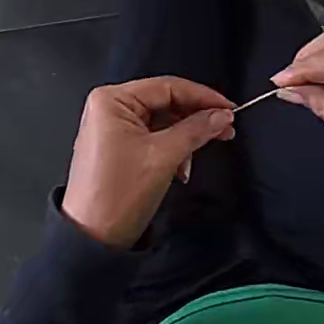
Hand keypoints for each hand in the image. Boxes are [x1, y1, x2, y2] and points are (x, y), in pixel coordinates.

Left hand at [60, 77, 236, 248]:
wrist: (93, 237)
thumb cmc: (120, 193)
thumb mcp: (163, 157)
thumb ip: (195, 130)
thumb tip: (222, 115)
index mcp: (111, 99)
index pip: (165, 86)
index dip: (201, 96)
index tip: (230, 108)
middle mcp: (108, 106)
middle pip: (163, 102)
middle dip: (195, 118)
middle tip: (226, 129)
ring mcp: (110, 126)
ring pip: (160, 120)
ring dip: (184, 137)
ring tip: (201, 153)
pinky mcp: (116, 145)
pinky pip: (151, 136)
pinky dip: (170, 148)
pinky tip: (182, 167)